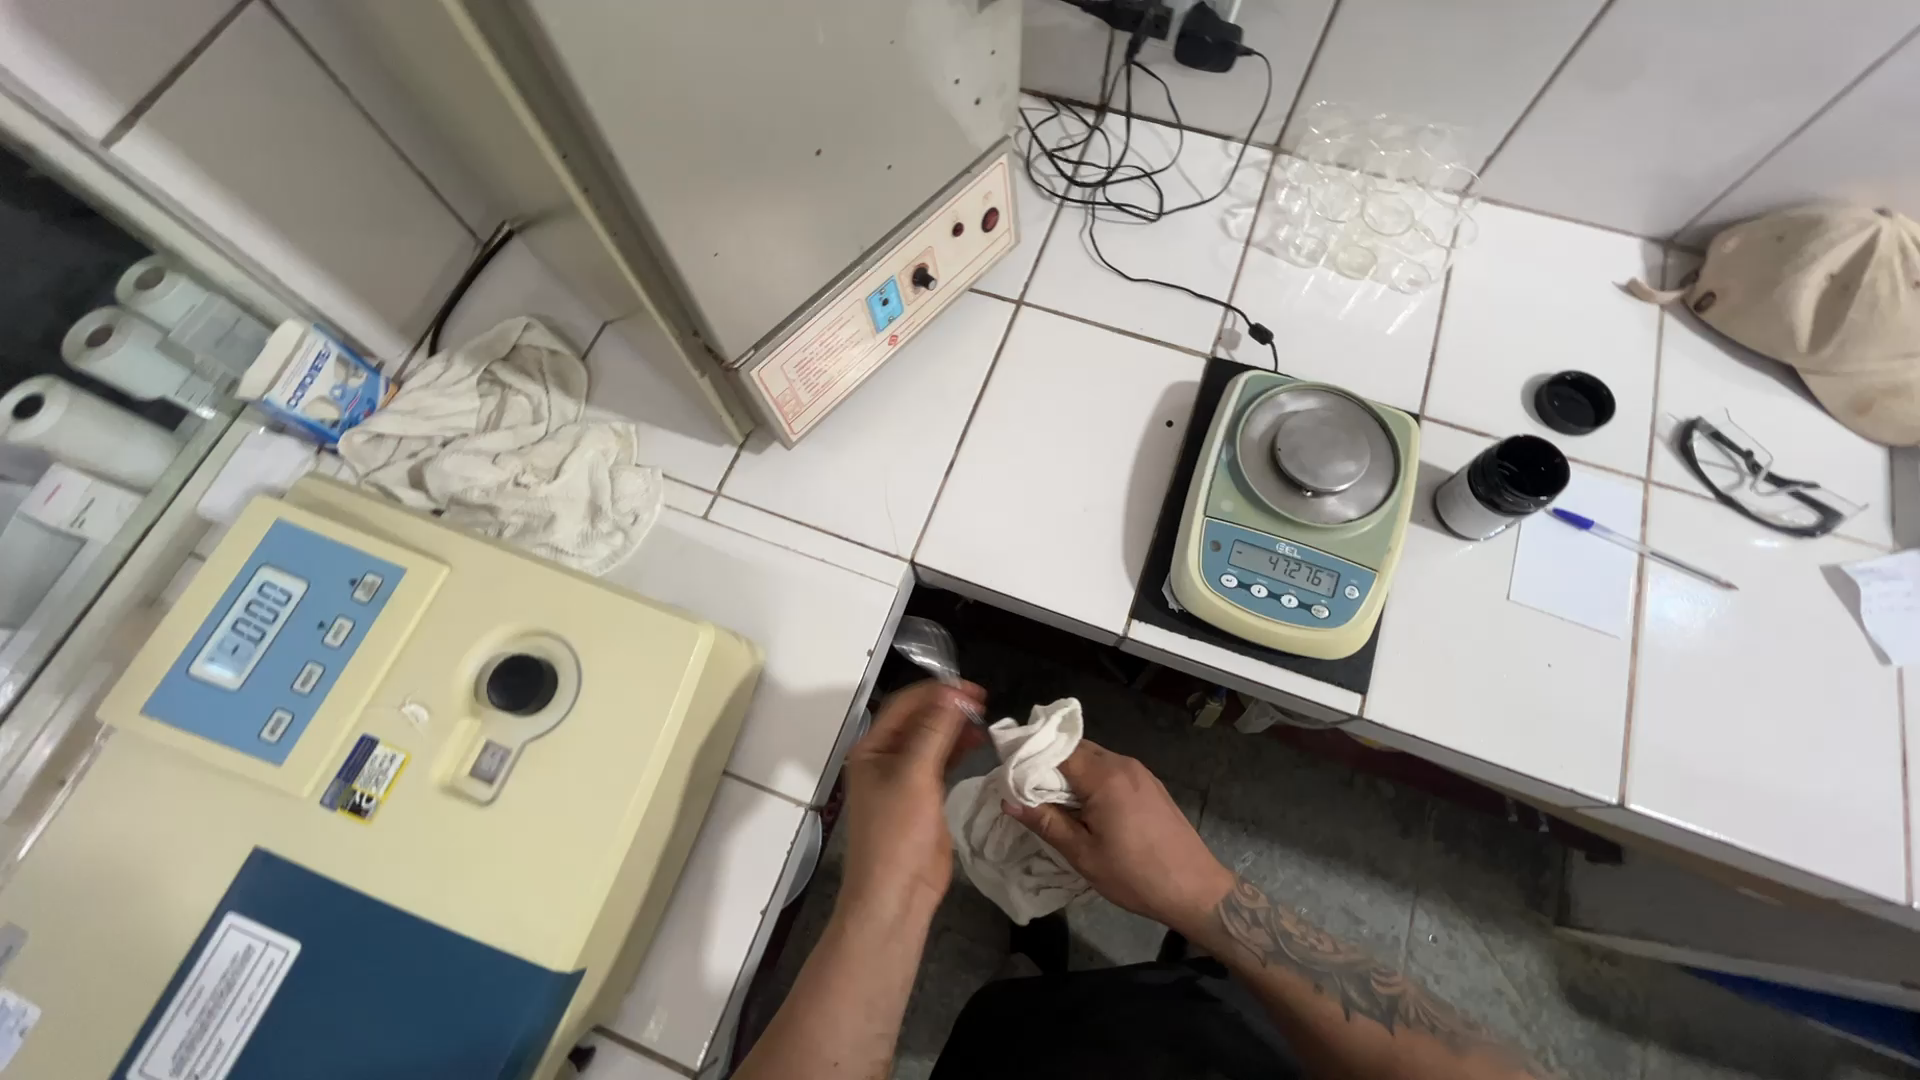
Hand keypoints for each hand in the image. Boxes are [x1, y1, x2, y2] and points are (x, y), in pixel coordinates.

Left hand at [838, 680, 985, 919]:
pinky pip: (941, 761)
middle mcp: (885, 758)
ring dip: (955, 726)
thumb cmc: (898, 833)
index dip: (937, 692)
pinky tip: (978, 742)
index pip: (905, 705)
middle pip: (919, 719)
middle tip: (982, 701)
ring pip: (932, 739)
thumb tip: (953, 694)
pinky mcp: (923, 795)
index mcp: (872, 748)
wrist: (897, 894)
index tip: (971, 689)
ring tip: (984, 719)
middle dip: (947, 707)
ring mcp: (904, 777)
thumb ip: (934, 732)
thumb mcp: (915, 775)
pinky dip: (958, 749)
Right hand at [1004, 740, 1234, 936]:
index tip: (1009, 770)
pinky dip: (1091, 779)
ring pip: (1093, 758)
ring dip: (1071, 773)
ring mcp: (1140, 772)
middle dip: (1048, 763)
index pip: (1057, 749)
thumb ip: (1046, 823)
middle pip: (1075, 749)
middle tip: (1025, 787)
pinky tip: (1084, 805)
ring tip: (1051, 799)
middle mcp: (1122, 764)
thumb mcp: (1084, 855)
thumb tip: (1009, 801)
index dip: (1031, 756)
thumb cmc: (1136, 875)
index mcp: (1104, 777)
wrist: (1196, 889)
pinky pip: (1111, 769)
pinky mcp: (1150, 784)